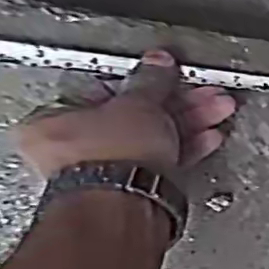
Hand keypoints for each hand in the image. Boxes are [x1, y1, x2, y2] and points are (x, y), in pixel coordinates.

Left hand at [14, 50, 237, 178]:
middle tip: (204, 95)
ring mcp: (106, 170)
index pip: (105, 91)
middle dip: (179, 104)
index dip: (145, 82)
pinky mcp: (135, 187)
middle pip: (135, 116)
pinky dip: (186, 148)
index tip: (169, 77)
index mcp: (52, 121)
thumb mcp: (137, 104)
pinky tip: (207, 138)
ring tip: (217, 112)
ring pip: (154, 138)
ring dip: (190, 123)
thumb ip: (151, 82)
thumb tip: (157, 65)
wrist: (128, 203)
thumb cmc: (112, 157)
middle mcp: (73, 148)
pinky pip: (161, 160)